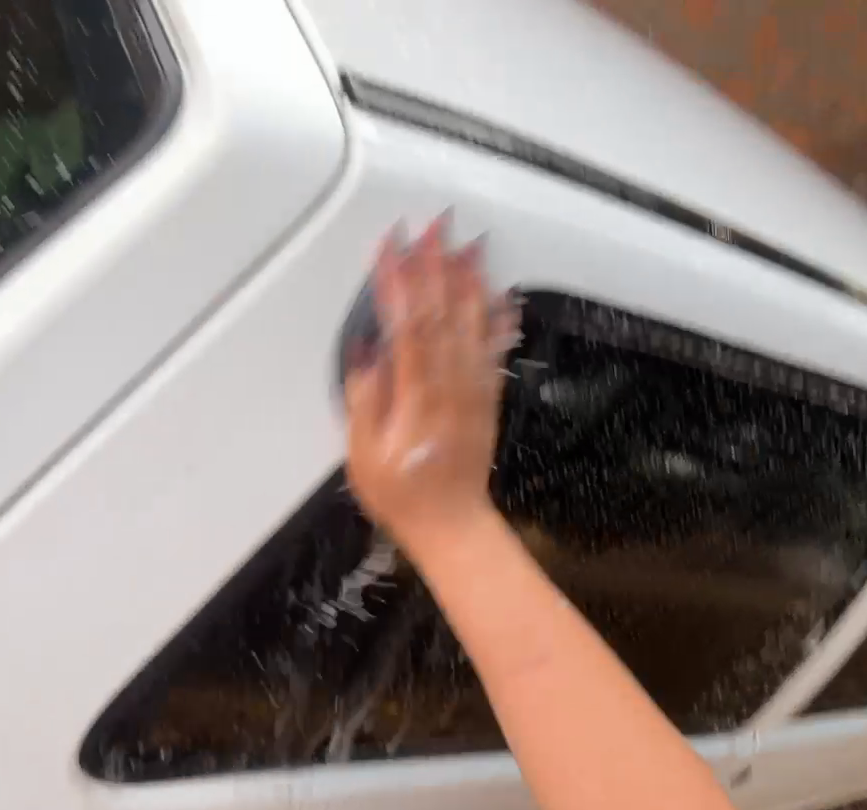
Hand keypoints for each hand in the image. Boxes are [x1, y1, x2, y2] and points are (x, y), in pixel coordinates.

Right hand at [343, 217, 518, 559]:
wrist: (451, 525)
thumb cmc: (404, 496)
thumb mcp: (365, 457)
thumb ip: (367, 401)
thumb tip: (368, 353)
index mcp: (418, 400)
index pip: (407, 327)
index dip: (397, 283)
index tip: (388, 248)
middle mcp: (451, 389)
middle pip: (443, 315)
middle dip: (435, 266)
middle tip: (431, 227)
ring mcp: (474, 392)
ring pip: (474, 325)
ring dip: (470, 281)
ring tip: (468, 244)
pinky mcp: (487, 399)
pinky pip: (496, 351)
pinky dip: (499, 319)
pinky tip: (501, 294)